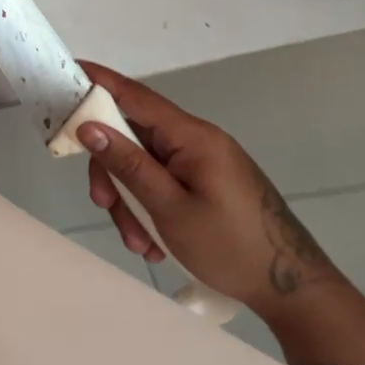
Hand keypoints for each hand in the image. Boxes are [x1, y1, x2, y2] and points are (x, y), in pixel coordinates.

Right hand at [75, 61, 345, 320]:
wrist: (298, 296)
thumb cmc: (233, 247)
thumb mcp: (169, 208)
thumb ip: (126, 163)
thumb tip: (87, 125)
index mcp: (194, 138)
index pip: (135, 95)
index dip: (97, 81)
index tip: (66, 69)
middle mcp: (198, 143)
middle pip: (132, 138)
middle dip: (112, 173)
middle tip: (102, 204)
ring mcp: (203, 165)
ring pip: (143, 167)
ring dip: (131, 202)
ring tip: (139, 242)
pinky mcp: (206, 185)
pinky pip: (162, 184)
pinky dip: (150, 209)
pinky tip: (154, 242)